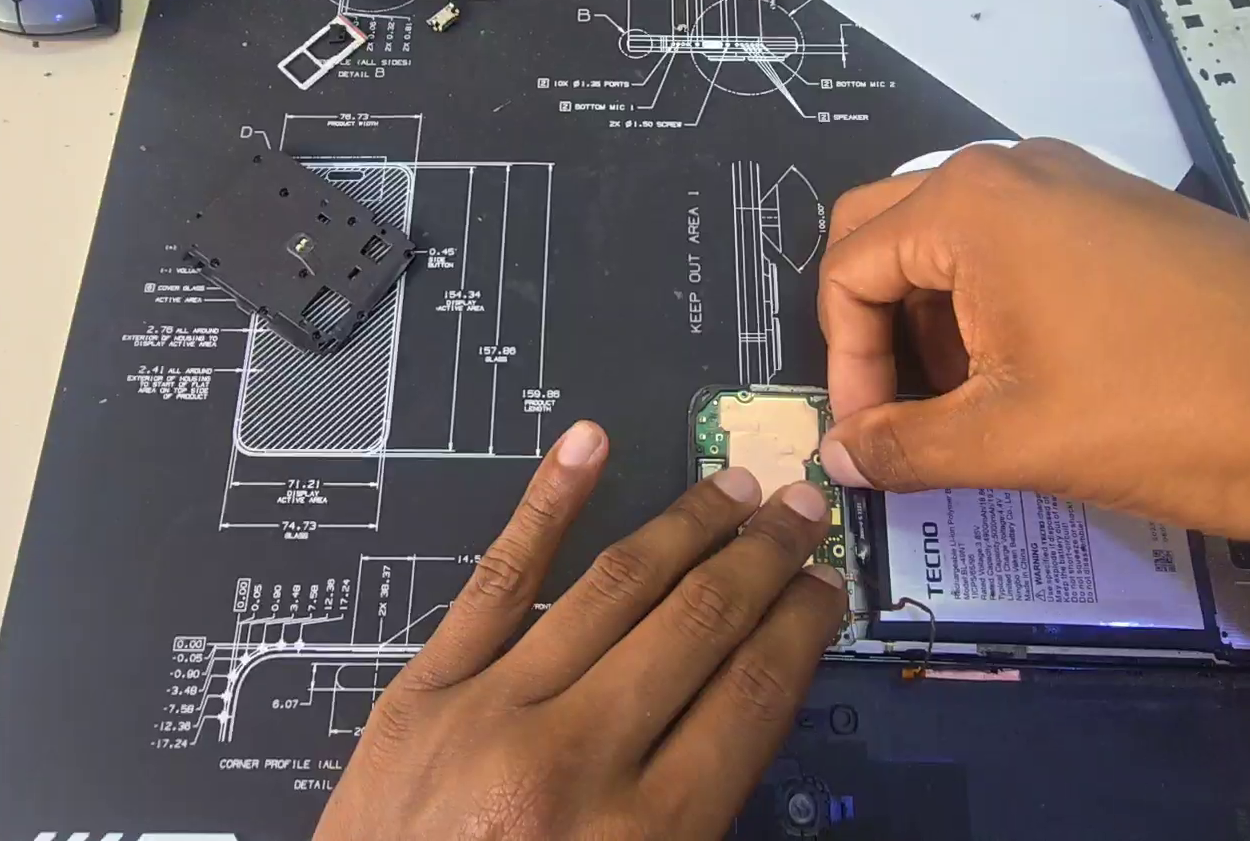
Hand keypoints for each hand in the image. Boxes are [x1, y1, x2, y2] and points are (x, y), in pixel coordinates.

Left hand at [316, 420, 845, 840]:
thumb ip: (697, 806)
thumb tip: (750, 690)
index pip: (751, 694)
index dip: (798, 625)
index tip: (823, 582)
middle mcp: (576, 759)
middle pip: (697, 623)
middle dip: (762, 557)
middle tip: (798, 511)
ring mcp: (493, 707)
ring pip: (616, 585)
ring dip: (688, 525)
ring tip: (735, 486)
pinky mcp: (427, 684)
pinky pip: (500, 576)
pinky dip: (550, 502)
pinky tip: (587, 444)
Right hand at [814, 139, 1249, 544]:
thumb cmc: (1179, 409)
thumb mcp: (1016, 440)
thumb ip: (902, 447)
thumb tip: (833, 459)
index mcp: (966, 206)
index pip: (847, 272)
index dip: (843, 364)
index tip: (868, 439)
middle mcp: (1008, 172)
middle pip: (881, 236)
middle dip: (871, 327)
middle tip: (898, 403)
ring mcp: (1069, 185)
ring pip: (943, 243)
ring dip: (925, 321)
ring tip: (962, 401)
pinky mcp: (1114, 214)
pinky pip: (1006, 247)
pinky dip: (982, 307)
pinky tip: (1021, 372)